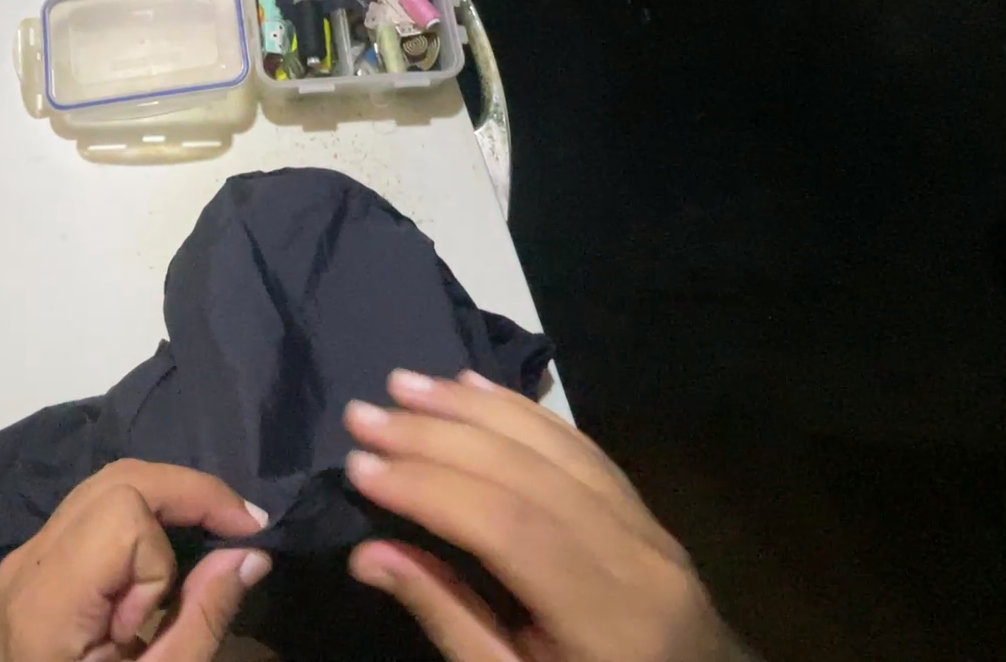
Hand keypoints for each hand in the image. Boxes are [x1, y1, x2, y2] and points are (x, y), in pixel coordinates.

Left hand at [0, 458, 272, 661]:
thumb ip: (203, 618)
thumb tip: (252, 552)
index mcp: (48, 600)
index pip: (121, 509)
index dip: (169, 543)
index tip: (199, 587)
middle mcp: (29, 562)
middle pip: (116, 480)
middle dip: (185, 495)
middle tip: (239, 529)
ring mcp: (26, 559)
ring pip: (107, 486)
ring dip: (165, 508)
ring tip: (203, 549)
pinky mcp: (35, 565)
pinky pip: (95, 512)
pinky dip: (140, 524)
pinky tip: (162, 565)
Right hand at [342, 371, 738, 661]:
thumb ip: (449, 619)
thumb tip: (367, 553)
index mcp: (613, 621)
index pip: (508, 528)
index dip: (429, 488)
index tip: (358, 467)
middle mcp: (637, 556)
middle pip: (524, 471)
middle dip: (434, 436)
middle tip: (362, 415)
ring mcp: (647, 525)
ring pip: (549, 442)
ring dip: (467, 406)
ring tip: (401, 384)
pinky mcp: (641, 509)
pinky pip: (574, 441)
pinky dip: (514, 407)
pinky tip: (469, 385)